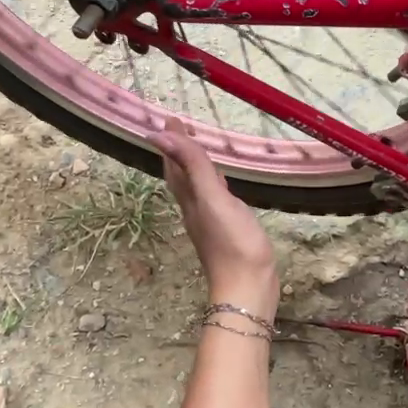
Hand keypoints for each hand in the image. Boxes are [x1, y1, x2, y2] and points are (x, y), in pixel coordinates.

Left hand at [151, 119, 278, 312]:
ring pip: (196, 186)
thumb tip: (159, 135)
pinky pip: (214, 198)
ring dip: (193, 165)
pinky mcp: (226, 230)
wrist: (248, 288)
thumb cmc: (233, 243)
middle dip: (179, 150)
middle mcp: (195, 207)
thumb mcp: (212, 198)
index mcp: (190, 198)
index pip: (176, 162)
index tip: (170, 119)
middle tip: (180, 127)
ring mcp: (210, 220)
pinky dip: (213, 184)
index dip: (172, 141)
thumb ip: (192, 165)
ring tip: (197, 149)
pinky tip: (222, 185)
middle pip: (181, 173)